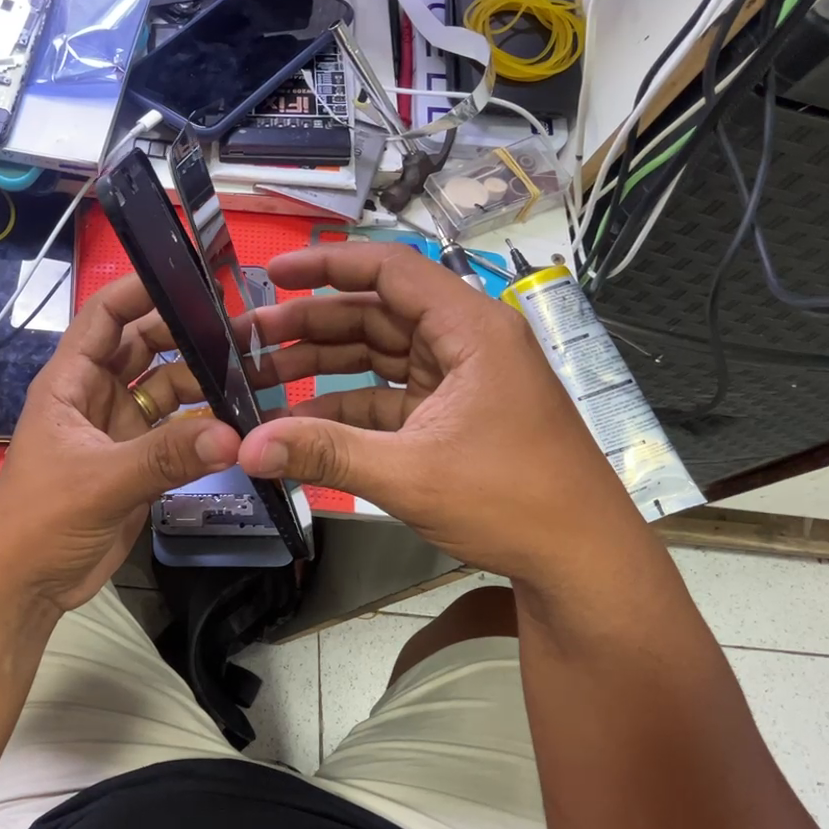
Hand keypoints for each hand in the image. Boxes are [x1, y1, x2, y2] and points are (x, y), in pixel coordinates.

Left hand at [0, 274, 240, 612]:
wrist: (27, 585)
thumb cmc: (40, 521)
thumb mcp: (100, 481)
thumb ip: (164, 457)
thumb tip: (233, 434)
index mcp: (69, 382)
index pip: (105, 316)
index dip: (141, 288)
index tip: (191, 272)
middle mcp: (95, 395)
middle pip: (144, 346)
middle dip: (187, 333)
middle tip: (244, 328)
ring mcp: (118, 428)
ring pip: (166, 388)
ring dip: (202, 381)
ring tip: (253, 373)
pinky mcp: (137, 463)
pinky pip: (176, 432)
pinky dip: (204, 426)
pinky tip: (240, 421)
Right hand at [236, 242, 648, 581]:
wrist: (582, 562)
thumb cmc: (513, 501)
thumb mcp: (410, 473)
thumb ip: (324, 453)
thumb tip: (247, 447)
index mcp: (470, 330)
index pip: (390, 270)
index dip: (327, 266)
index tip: (272, 274)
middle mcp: (464, 342)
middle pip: (374, 314)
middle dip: (308, 325)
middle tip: (246, 340)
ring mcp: (458, 381)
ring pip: (375, 356)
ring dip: (319, 366)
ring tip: (258, 377)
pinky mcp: (450, 416)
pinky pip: (384, 398)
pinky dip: (342, 408)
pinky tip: (297, 423)